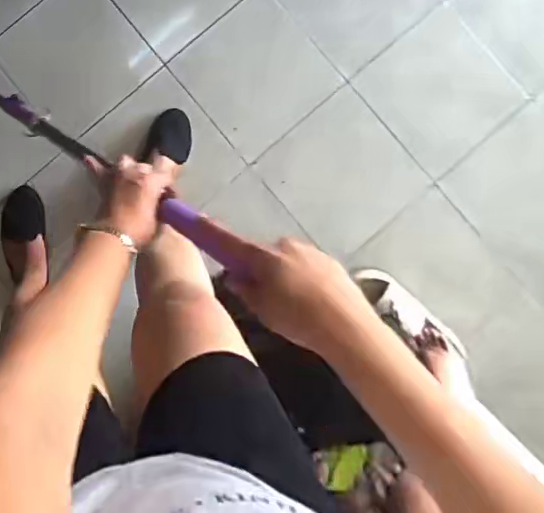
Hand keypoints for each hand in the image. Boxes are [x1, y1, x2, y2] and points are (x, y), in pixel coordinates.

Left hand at [84, 155, 179, 249]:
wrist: (113, 237)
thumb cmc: (139, 231)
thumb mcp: (158, 219)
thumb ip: (161, 204)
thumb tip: (161, 201)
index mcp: (152, 179)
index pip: (166, 171)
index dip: (169, 184)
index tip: (169, 195)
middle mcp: (135, 171)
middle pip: (146, 166)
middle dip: (150, 177)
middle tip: (151, 193)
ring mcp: (117, 174)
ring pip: (126, 161)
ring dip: (130, 168)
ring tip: (132, 179)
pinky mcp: (103, 182)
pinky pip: (98, 168)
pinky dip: (96, 165)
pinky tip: (88, 159)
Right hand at [196, 221, 377, 353]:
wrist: (349, 327)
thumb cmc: (299, 320)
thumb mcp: (264, 311)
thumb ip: (246, 290)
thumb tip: (235, 276)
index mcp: (263, 255)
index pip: (229, 240)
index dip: (208, 230)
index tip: (194, 217)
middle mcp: (284, 245)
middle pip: (263, 254)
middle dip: (262, 270)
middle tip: (267, 300)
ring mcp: (309, 251)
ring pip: (287, 261)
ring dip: (286, 277)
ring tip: (296, 309)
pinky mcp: (329, 261)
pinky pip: (308, 267)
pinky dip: (306, 281)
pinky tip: (314, 304)